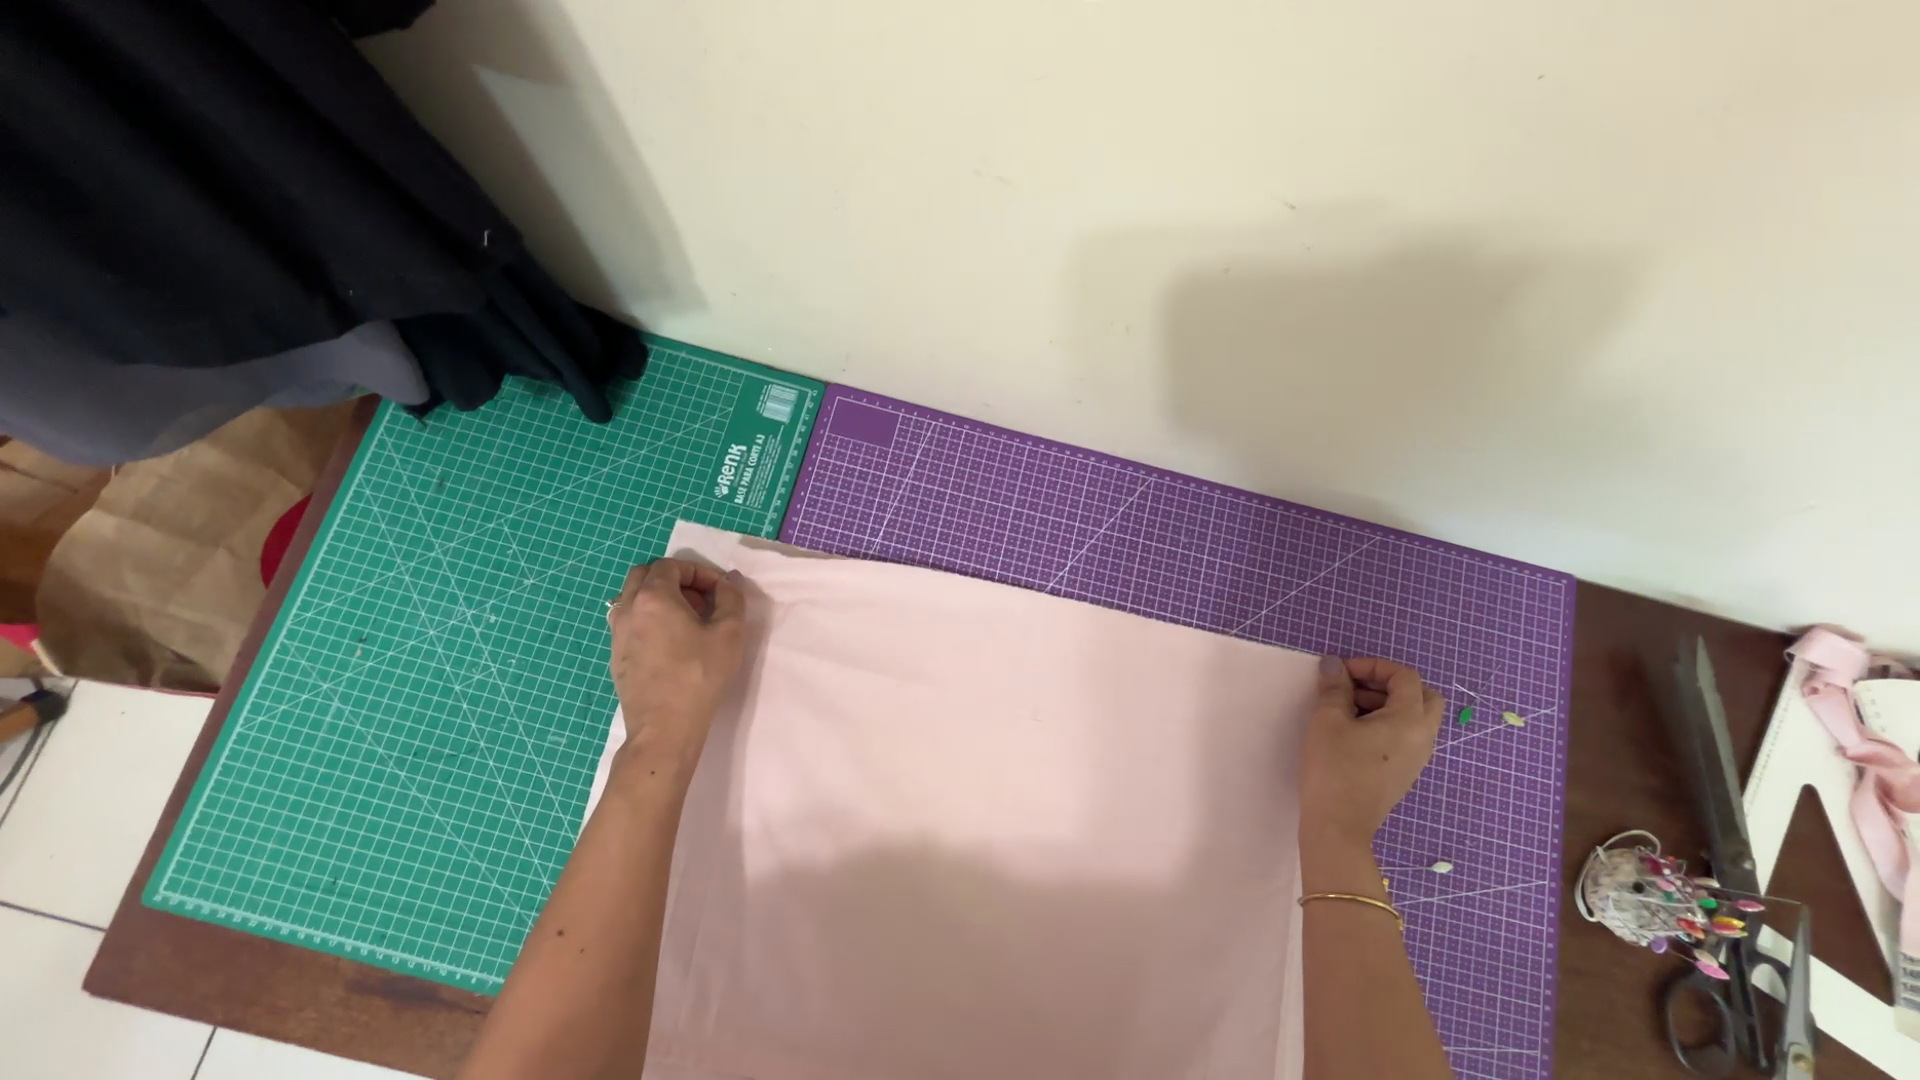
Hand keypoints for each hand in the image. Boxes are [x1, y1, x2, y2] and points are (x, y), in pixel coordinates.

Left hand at [607, 558, 747, 774]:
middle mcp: (628, 609)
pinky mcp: (616, 655)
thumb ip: (731, 598)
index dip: (698, 571)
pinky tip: (670, 644)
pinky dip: (648, 618)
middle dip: (675, 579)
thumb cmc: (700, 676)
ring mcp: (617, 633)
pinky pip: (629, 621)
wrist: (664, 727)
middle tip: (700, 600)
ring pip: (633, 598)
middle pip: (645, 575)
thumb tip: (728, 579)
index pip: (671, 565)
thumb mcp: (729, 633)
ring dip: (659, 598)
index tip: (719, 591)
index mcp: (653, 597)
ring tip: (686, 621)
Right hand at [1299, 656, 1443, 850]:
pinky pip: (1405, 736)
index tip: (1342, 673)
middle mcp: (1423, 737)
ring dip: (1386, 704)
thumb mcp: (1327, 720)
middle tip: (1355, 688)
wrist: (1339, 824)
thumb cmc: (1334, 768)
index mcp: (1410, 720)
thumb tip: (1334, 665)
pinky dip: (1386, 724)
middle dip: (1388, 684)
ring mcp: (1418, 758)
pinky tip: (1353, 734)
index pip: (1405, 677)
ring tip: (1347, 709)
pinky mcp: (1405, 773)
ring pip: (1415, 717)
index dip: (1373, 666)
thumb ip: (1334, 688)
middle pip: (1423, 696)